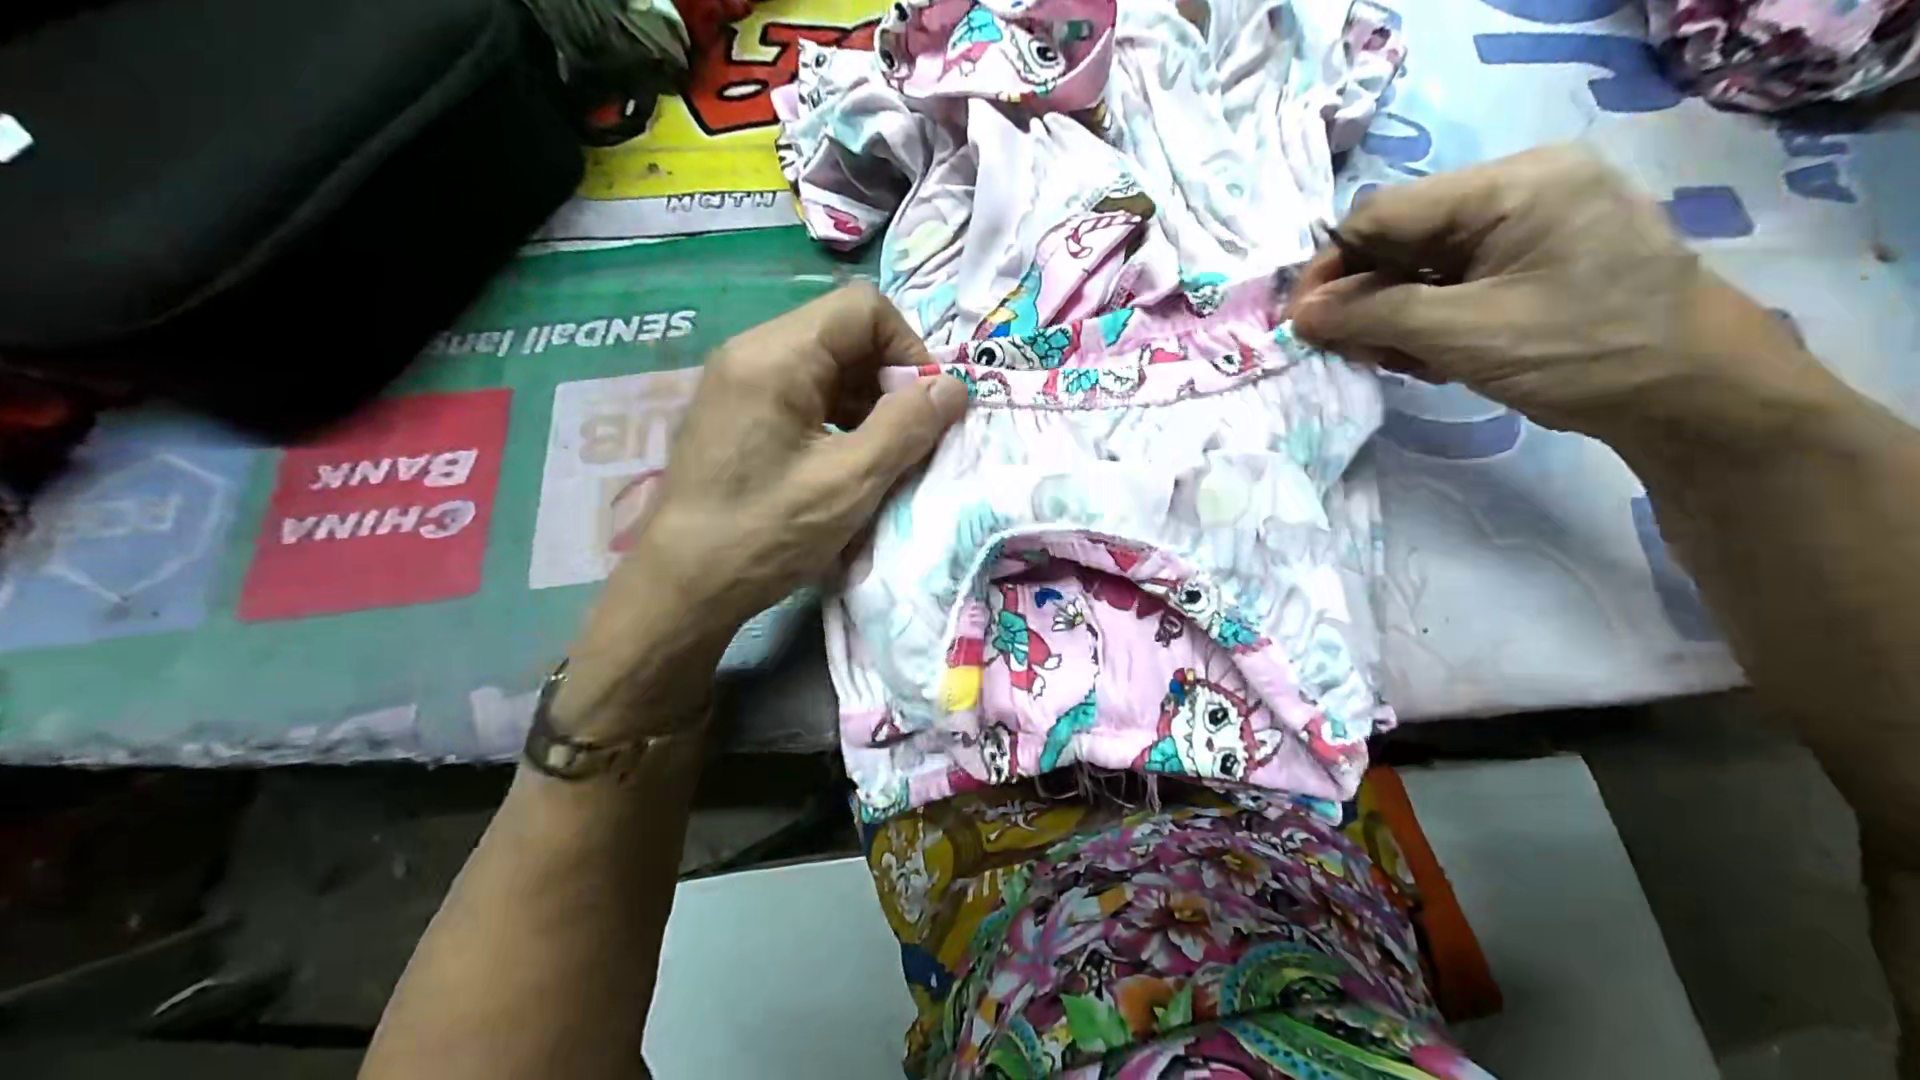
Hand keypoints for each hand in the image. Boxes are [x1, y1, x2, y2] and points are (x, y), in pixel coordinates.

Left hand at [555, 284, 968, 737]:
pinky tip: (846, 462)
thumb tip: (952, 385)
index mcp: (775, 355)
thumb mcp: (849, 482)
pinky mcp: (738, 413)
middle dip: (889, 379)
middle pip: (844, 333)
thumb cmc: (765, 534)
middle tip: (909, 437)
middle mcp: (752, 352)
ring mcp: (740, 382)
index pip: (863, 308)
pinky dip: (838, 417)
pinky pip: (803, 393)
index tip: (925, 406)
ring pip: (826, 365)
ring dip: (867, 401)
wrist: (683, 587)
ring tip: (881, 455)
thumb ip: (907, 426)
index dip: (908, 348)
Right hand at [1286, 146, 1842, 455]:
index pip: (1385, 213)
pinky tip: (1426, 357)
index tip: (1300, 322)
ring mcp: (1526, 228)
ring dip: (1391, 317)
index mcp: (1513, 184)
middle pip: (1400, 239)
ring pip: (1418, 268)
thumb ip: (1372, 316)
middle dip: (1364, 298)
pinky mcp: (1529, 264)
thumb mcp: (1462, 333)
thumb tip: (1300, 316)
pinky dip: (1423, 322)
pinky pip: (1449, 285)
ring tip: (1395, 361)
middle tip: (1347, 350)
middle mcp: (1518, 191)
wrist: (1692, 395)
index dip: (1332, 267)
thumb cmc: (1582, 351)